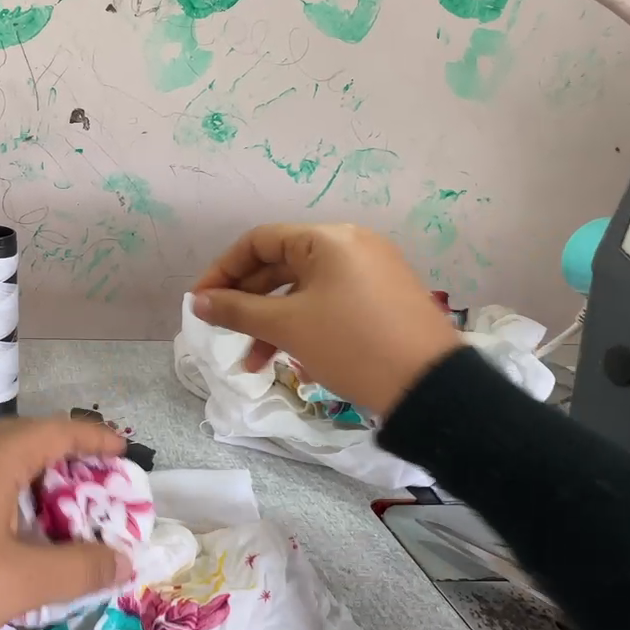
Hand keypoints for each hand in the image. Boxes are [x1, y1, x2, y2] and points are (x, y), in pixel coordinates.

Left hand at [0, 420, 131, 629]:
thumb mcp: (18, 584)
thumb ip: (78, 569)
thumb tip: (124, 559)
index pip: (55, 431)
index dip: (92, 438)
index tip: (122, 449)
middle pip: (22, 438)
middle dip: (62, 457)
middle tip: (90, 486)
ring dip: (26, 474)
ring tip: (48, 508)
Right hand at [191, 223, 462, 415]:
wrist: (432, 390)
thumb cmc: (352, 345)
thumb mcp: (287, 327)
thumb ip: (236, 310)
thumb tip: (197, 302)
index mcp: (328, 239)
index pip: (258, 241)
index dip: (222, 270)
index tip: (200, 301)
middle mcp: (350, 245)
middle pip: (279, 264)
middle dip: (246, 300)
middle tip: (221, 329)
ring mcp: (370, 272)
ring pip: (302, 289)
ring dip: (271, 320)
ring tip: (251, 361)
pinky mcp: (382, 298)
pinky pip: (327, 301)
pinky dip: (301, 323)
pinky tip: (286, 357)